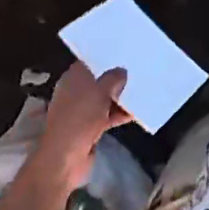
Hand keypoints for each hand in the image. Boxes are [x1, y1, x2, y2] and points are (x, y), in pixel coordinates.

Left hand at [30, 63, 130, 184]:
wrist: (65, 158)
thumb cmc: (80, 118)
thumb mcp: (100, 92)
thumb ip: (113, 78)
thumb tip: (122, 71)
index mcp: (72, 79)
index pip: (90, 61)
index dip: (106, 56)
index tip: (126, 51)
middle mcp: (75, 92)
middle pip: (99, 80)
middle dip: (118, 76)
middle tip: (139, 68)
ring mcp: (82, 111)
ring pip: (105, 98)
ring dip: (121, 97)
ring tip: (143, 88)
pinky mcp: (90, 127)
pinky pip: (108, 115)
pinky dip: (120, 113)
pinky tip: (137, 111)